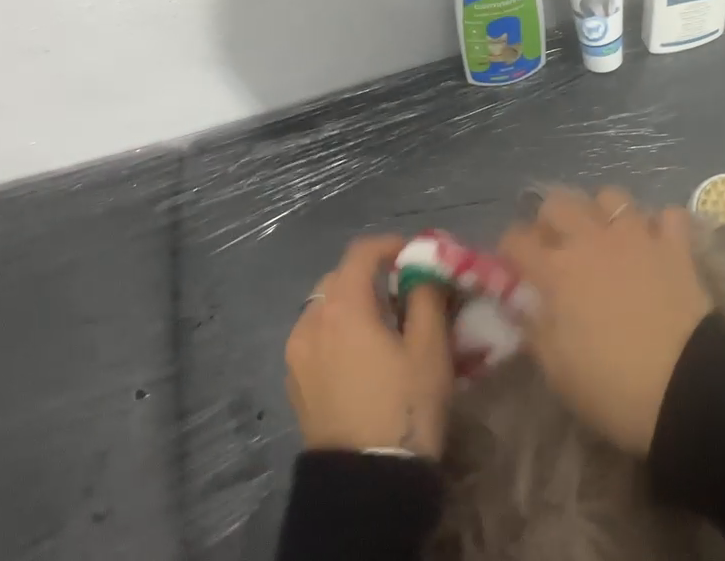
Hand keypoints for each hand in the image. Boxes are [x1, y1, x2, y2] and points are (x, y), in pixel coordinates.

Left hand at [284, 235, 452, 457]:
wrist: (367, 479)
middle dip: (370, 276)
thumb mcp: (430, 347)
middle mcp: (311, 320)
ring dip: (351, 304)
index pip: (362, 252)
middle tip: (403, 292)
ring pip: (323, 308)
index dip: (390, 246)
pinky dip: (336, 331)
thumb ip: (426, 296)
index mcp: (343, 306)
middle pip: (339, 278)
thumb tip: (424, 268)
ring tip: (381, 327)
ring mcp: (297, 352)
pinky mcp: (294, 381)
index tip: (415, 256)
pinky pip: (315, 337)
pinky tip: (360, 356)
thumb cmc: (404, 405)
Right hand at [500, 187, 712, 454]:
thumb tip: (525, 308)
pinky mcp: (675, 245)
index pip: (516, 239)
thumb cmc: (612, 386)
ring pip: (611, 196)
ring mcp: (636, 237)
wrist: (687, 387)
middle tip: (557, 247)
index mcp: (556, 271)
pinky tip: (656, 244)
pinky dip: (659, 225)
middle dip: (551, 220)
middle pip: (558, 203)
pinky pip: (666, 215)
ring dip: (603, 213)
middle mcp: (591, 241)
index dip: (510, 251)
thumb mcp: (557, 370)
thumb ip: (535, 331)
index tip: (515, 268)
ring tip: (606, 239)